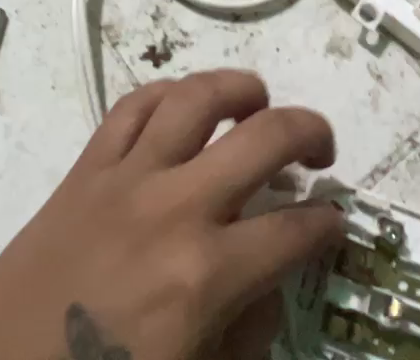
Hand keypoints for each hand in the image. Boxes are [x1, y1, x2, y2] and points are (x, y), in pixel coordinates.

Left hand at [0, 71, 342, 359]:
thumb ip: (247, 330)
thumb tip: (269, 281)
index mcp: (205, 275)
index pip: (295, 231)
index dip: (328, 225)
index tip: (335, 223)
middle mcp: (174, 208)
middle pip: (266, 137)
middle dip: (312, 132)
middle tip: (321, 151)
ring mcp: (126, 177)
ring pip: (197, 97)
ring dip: (241, 89)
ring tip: (259, 103)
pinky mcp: (85, 167)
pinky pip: (133, 106)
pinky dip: (169, 94)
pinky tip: (186, 108)